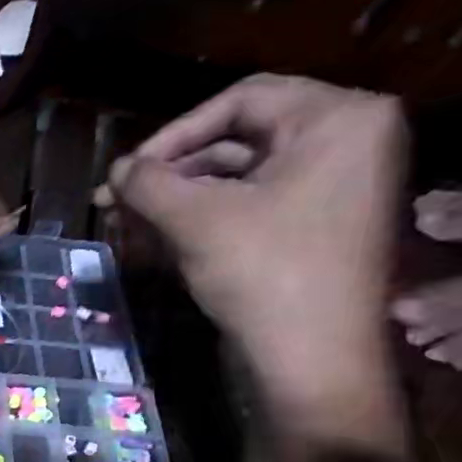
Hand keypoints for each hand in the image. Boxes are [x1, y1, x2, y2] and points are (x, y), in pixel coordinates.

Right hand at [96, 74, 406, 390]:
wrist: (313, 362)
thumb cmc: (265, 274)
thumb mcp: (198, 221)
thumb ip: (150, 184)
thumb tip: (116, 170)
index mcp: (339, 118)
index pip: (242, 99)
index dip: (173, 134)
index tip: (127, 171)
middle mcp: (346, 143)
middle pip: (239, 141)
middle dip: (171, 175)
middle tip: (115, 203)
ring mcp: (334, 190)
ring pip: (240, 181)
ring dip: (179, 202)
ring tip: (127, 226)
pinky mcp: (315, 231)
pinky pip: (252, 210)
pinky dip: (204, 222)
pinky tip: (158, 241)